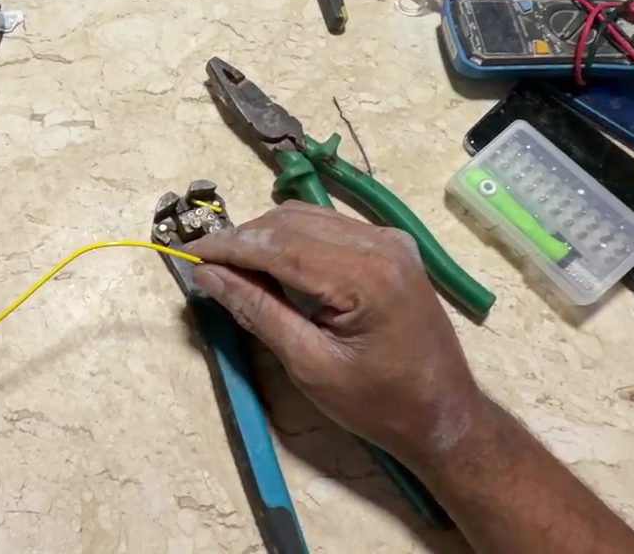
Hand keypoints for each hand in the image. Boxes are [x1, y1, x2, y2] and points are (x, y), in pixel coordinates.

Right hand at [185, 202, 493, 471]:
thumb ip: (256, 310)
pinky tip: (273, 263)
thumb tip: (207, 275)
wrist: (446, 417)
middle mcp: (378, 242)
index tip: (187, 253)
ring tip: (234, 266)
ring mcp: (387, 238)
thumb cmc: (379, 404)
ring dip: (264, 237)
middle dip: (242, 240)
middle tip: (206, 266)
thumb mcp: (309, 365)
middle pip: (289, 222)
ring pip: (305, 217)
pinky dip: (291, 238)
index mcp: (365, 275)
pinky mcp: (389, 242)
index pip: (278, 244)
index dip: (227, 246)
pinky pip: (326, 225)